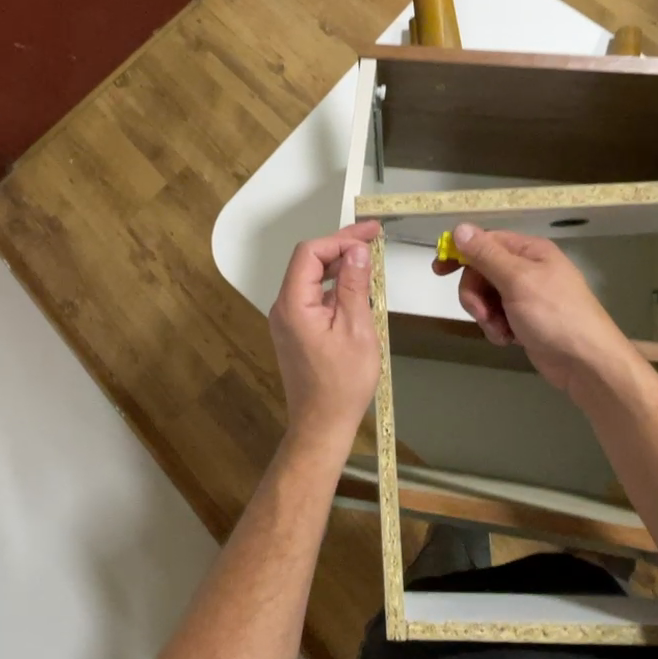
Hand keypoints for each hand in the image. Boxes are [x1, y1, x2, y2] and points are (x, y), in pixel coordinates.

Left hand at [268, 221, 381, 446]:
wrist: (322, 424)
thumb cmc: (343, 382)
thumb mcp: (357, 329)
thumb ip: (354, 286)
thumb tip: (357, 250)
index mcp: (293, 304)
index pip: (310, 253)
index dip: (340, 238)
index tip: (371, 234)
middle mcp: (283, 307)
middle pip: (308, 262)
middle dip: (340, 248)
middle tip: (374, 240)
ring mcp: (286, 320)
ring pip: (310, 279)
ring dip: (338, 267)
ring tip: (370, 262)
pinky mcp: (294, 331)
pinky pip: (312, 298)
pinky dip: (333, 288)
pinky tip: (357, 290)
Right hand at [432, 223, 633, 390]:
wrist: (586, 362)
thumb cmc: (555, 315)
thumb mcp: (517, 280)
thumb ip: (486, 254)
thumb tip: (460, 228)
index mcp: (530, 251)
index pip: (485, 242)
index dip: (461, 253)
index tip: (439, 269)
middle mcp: (527, 269)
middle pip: (481, 271)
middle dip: (475, 294)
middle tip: (482, 312)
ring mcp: (526, 296)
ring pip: (485, 297)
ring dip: (485, 315)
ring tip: (500, 330)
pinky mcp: (524, 320)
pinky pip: (496, 317)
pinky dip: (496, 328)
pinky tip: (508, 339)